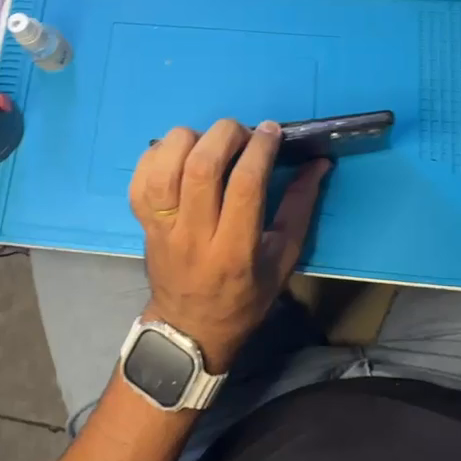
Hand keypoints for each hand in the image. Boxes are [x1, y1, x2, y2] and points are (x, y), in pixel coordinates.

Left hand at [127, 119, 331, 372]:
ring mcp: (162, 228)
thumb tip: (318, 163)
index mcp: (234, 250)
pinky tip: (179, 153)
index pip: (244, 186)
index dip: (259, 149)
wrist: (189, 329)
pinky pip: (141, 177)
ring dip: (189, 140)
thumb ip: (299, 207)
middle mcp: (194, 236)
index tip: (272, 131)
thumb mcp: (282, 260)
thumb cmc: (244, 297)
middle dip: (225, 135)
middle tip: (242, 133)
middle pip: (201, 167)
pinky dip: (158, 154)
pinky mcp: (142, 222)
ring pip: (164, 167)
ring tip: (208, 141)